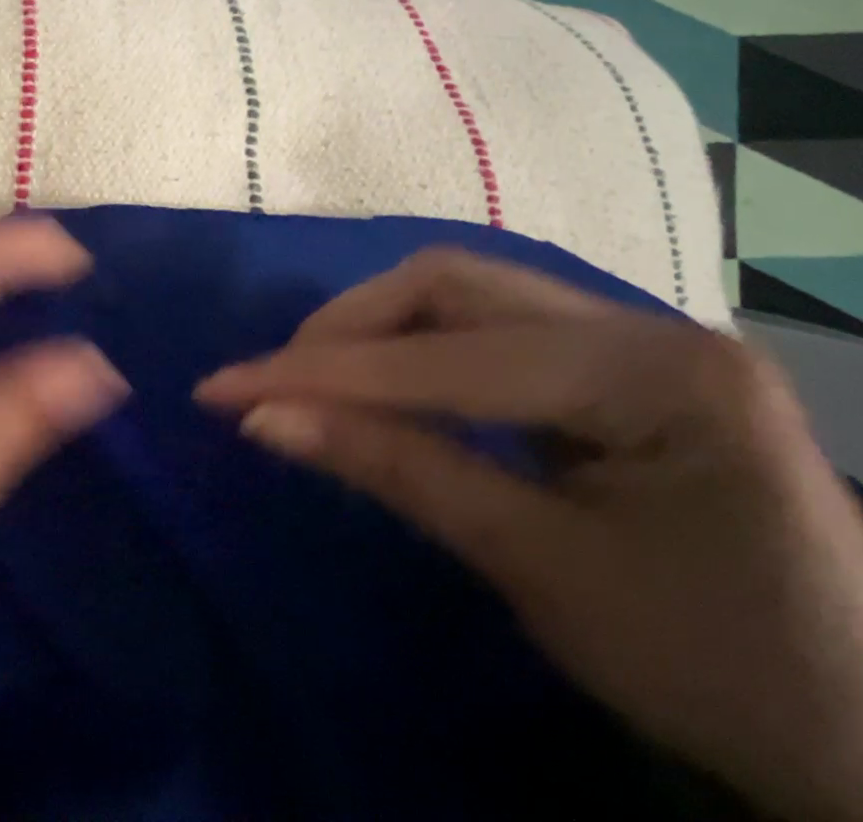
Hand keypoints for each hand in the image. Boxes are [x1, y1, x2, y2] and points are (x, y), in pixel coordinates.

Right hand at [197, 250, 862, 821]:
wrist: (859, 728)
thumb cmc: (705, 659)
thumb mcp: (534, 564)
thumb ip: (395, 470)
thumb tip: (262, 418)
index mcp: (654, 375)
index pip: (442, 356)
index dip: (317, 372)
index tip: (217, 391)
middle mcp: (649, 328)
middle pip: (452, 285)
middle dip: (343, 332)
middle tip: (268, 388)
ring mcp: (640, 342)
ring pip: (466, 298)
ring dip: (373, 336)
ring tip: (308, 388)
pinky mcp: (621, 370)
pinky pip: (490, 334)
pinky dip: (415, 357)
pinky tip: (380, 393)